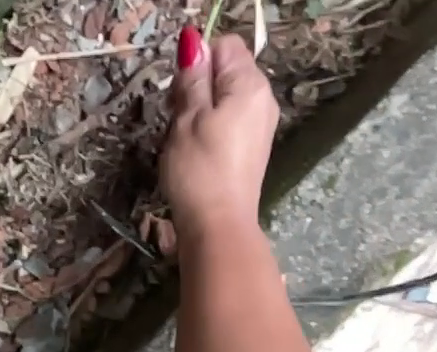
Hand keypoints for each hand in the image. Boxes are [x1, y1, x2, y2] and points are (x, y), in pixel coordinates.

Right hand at [160, 28, 279, 244]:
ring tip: (182, 142)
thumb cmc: (198, 171)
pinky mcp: (252, 148)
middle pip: (226, 73)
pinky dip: (210, 131)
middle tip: (174, 121)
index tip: (176, 93)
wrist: (217, 224)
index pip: (224, 46)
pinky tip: (195, 155)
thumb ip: (192, 80)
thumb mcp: (185, 121)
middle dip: (197, 89)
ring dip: (200, 113)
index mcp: (248, 84)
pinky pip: (229, 123)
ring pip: (225, 101)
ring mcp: (260, 125)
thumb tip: (193, 42)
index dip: (196, 62)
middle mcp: (262, 98)